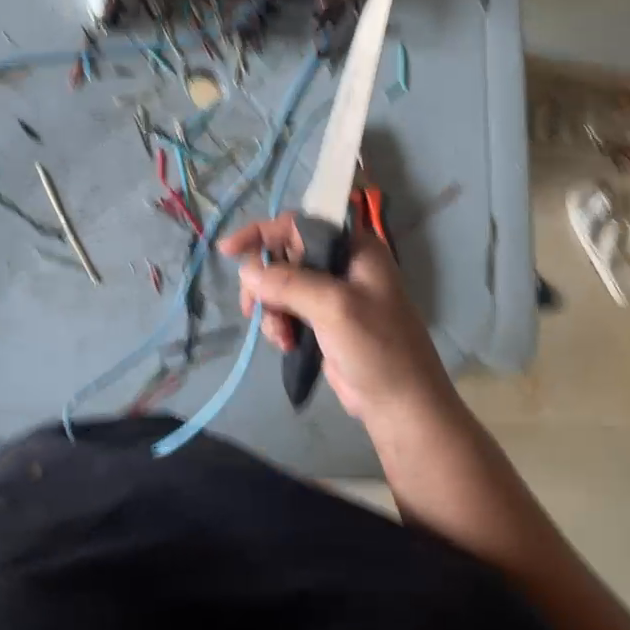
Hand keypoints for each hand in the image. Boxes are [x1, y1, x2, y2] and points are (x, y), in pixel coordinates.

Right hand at [218, 213, 448, 421]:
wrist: (400, 404)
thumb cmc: (378, 347)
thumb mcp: (334, 307)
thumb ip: (289, 283)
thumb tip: (246, 271)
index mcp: (353, 246)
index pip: (298, 224)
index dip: (262, 233)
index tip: (229, 251)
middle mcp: (342, 263)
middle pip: (284, 255)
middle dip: (266, 282)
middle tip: (253, 308)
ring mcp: (332, 293)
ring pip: (280, 285)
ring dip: (271, 309)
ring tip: (280, 336)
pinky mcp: (323, 321)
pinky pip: (286, 310)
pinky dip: (279, 324)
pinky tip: (286, 344)